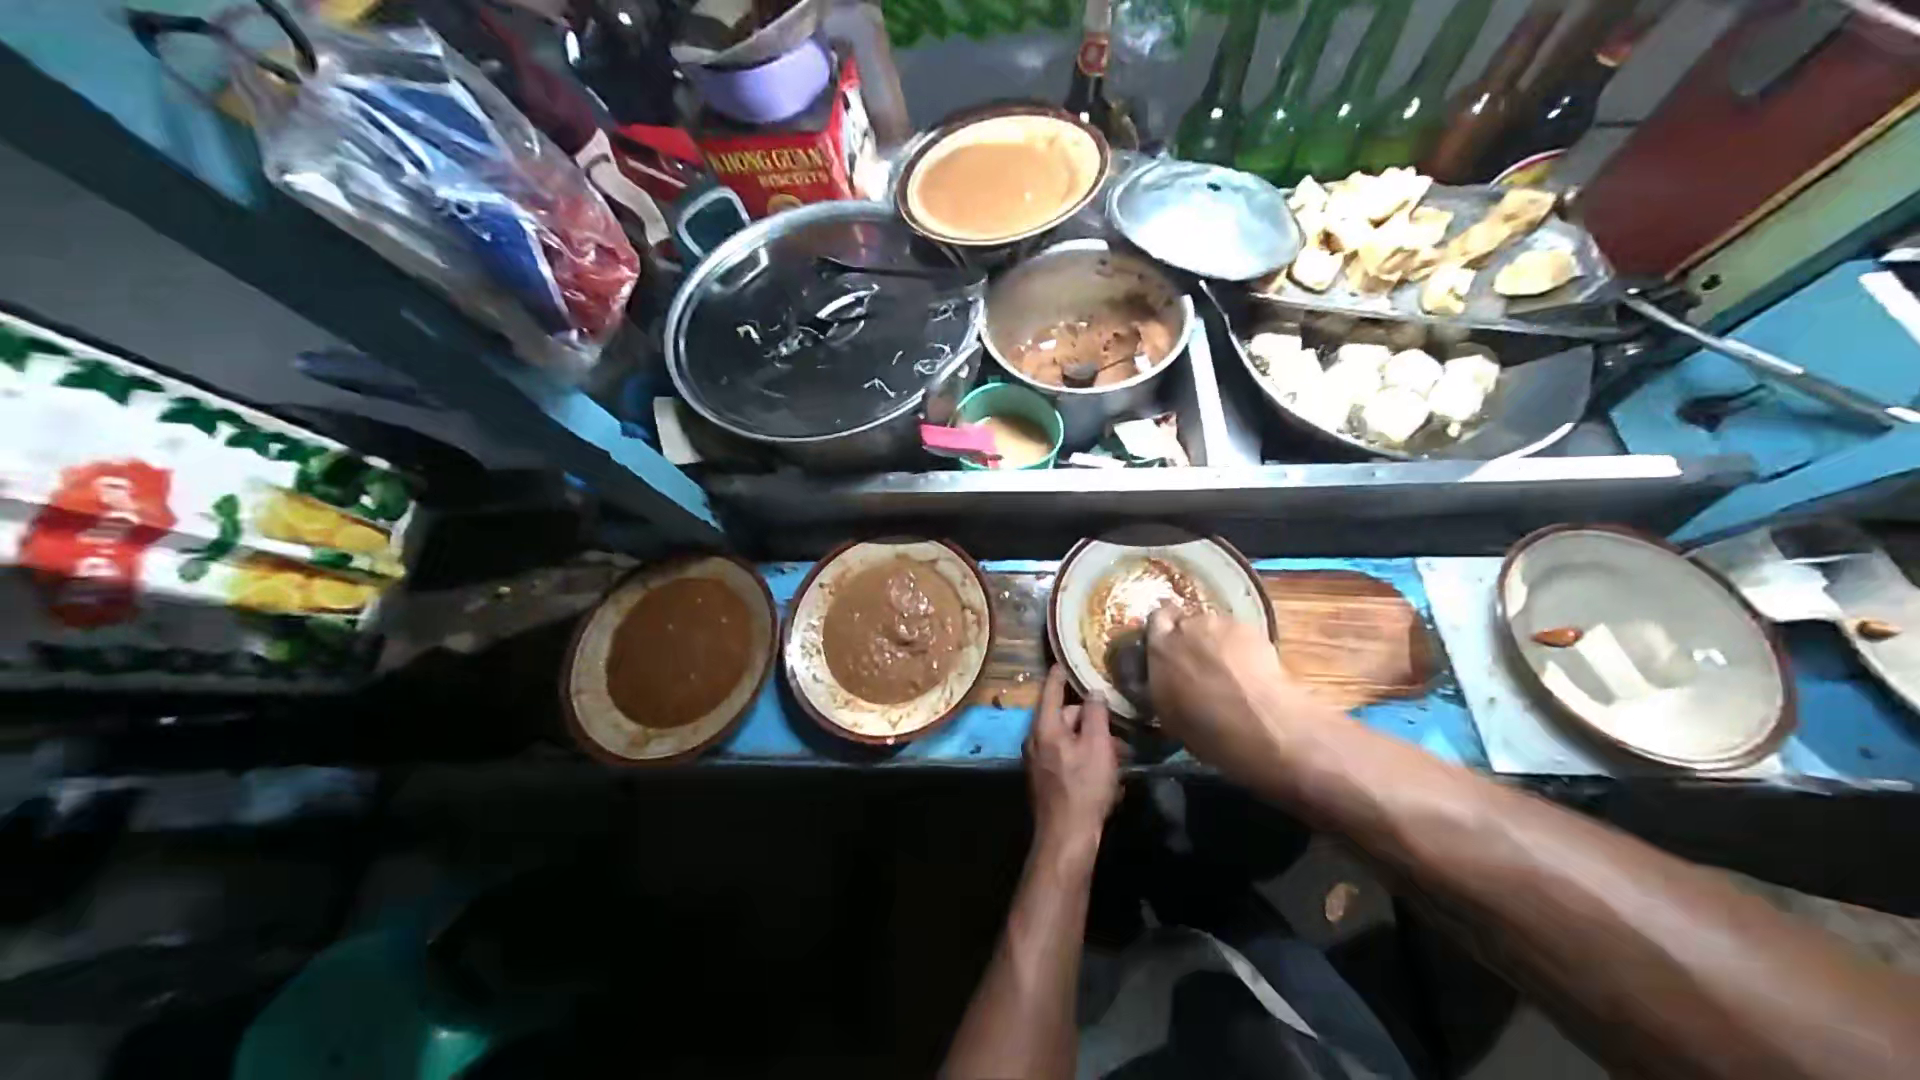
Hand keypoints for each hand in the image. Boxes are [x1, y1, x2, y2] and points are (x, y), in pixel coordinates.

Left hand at [1025, 665, 1121, 851]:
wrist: (1067, 837)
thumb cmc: (1084, 788)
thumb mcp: (1098, 746)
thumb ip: (1096, 715)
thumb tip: (1093, 692)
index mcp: (1044, 727)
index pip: (1050, 689)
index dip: (1060, 673)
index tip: (1066, 659)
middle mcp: (1035, 740)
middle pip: (1064, 717)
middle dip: (1092, 722)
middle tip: (1119, 735)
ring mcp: (1037, 761)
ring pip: (1069, 740)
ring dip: (1094, 745)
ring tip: (1119, 762)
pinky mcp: (1045, 779)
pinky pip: (1066, 759)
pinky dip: (1086, 761)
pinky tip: (1107, 781)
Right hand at [1146, 607, 1343, 773]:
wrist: (1259, 725)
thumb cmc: (1205, 728)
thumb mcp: (1167, 711)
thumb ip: (1161, 682)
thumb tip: (1165, 679)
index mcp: (1159, 648)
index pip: (1156, 620)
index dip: (1165, 632)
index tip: (1171, 649)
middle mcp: (1186, 627)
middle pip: (1187, 622)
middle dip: (1192, 638)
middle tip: (1202, 664)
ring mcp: (1221, 624)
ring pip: (1215, 627)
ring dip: (1218, 642)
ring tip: (1231, 670)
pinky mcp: (1252, 629)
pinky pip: (1240, 634)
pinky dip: (1243, 647)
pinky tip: (1252, 671)